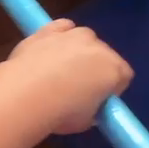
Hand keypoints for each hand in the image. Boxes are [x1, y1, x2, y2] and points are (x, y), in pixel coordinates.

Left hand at [2, 20, 132, 134]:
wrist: (25, 92)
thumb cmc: (61, 112)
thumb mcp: (87, 120)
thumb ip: (93, 108)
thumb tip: (86, 104)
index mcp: (115, 69)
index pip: (123, 76)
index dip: (110, 89)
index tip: (97, 100)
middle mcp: (98, 46)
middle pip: (103, 55)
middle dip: (93, 68)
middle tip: (76, 87)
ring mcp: (73, 34)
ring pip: (83, 38)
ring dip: (77, 50)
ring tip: (59, 68)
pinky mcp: (49, 29)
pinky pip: (62, 27)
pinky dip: (59, 34)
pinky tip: (50, 46)